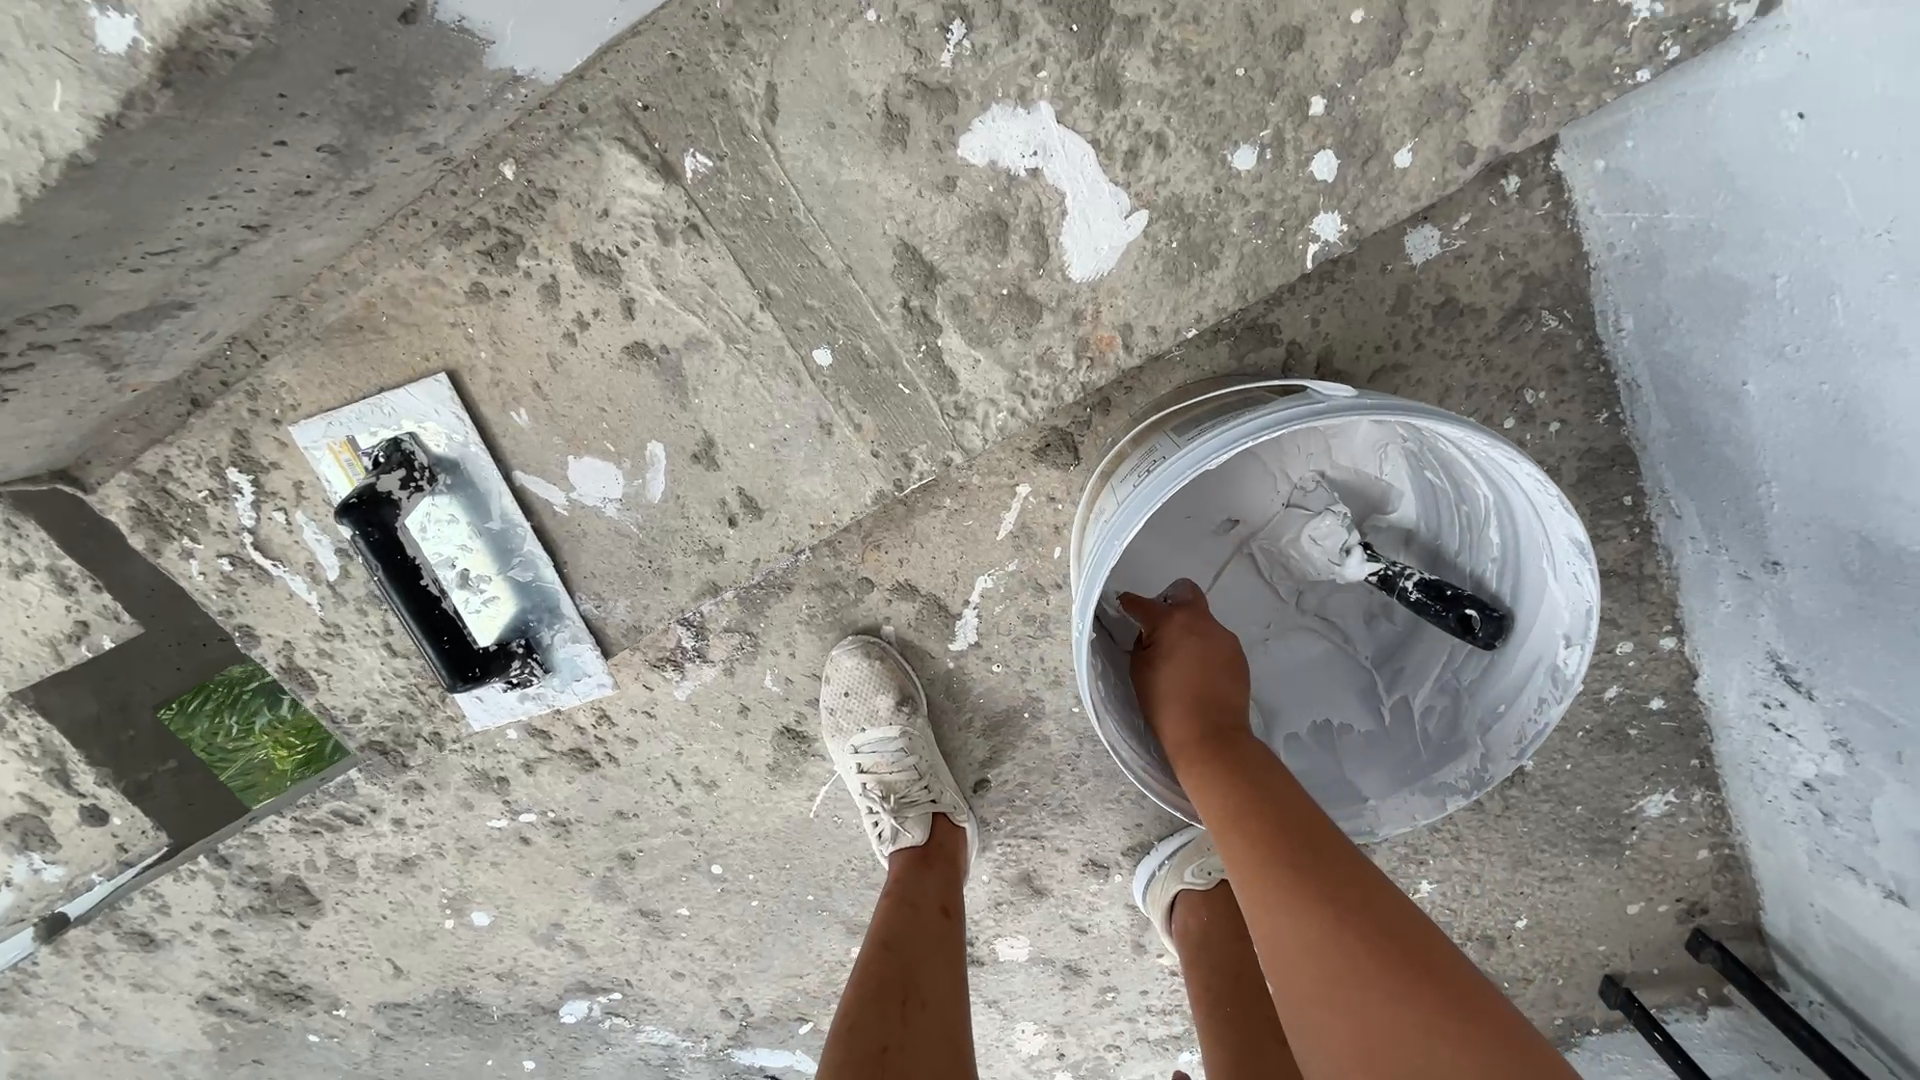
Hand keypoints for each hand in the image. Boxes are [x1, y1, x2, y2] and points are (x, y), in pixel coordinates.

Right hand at [1117, 579, 1252, 761]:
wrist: (1210, 735)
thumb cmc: (1165, 703)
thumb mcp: (1139, 669)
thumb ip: (1143, 642)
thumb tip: (1151, 634)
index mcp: (1170, 621)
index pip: (1142, 603)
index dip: (1129, 604)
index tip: (1124, 605)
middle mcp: (1200, 620)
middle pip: (1185, 593)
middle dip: (1170, 602)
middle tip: (1161, 626)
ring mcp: (1224, 636)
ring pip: (1203, 620)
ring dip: (1190, 630)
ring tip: (1183, 659)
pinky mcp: (1238, 654)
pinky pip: (1217, 641)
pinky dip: (1205, 649)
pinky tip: (1200, 673)